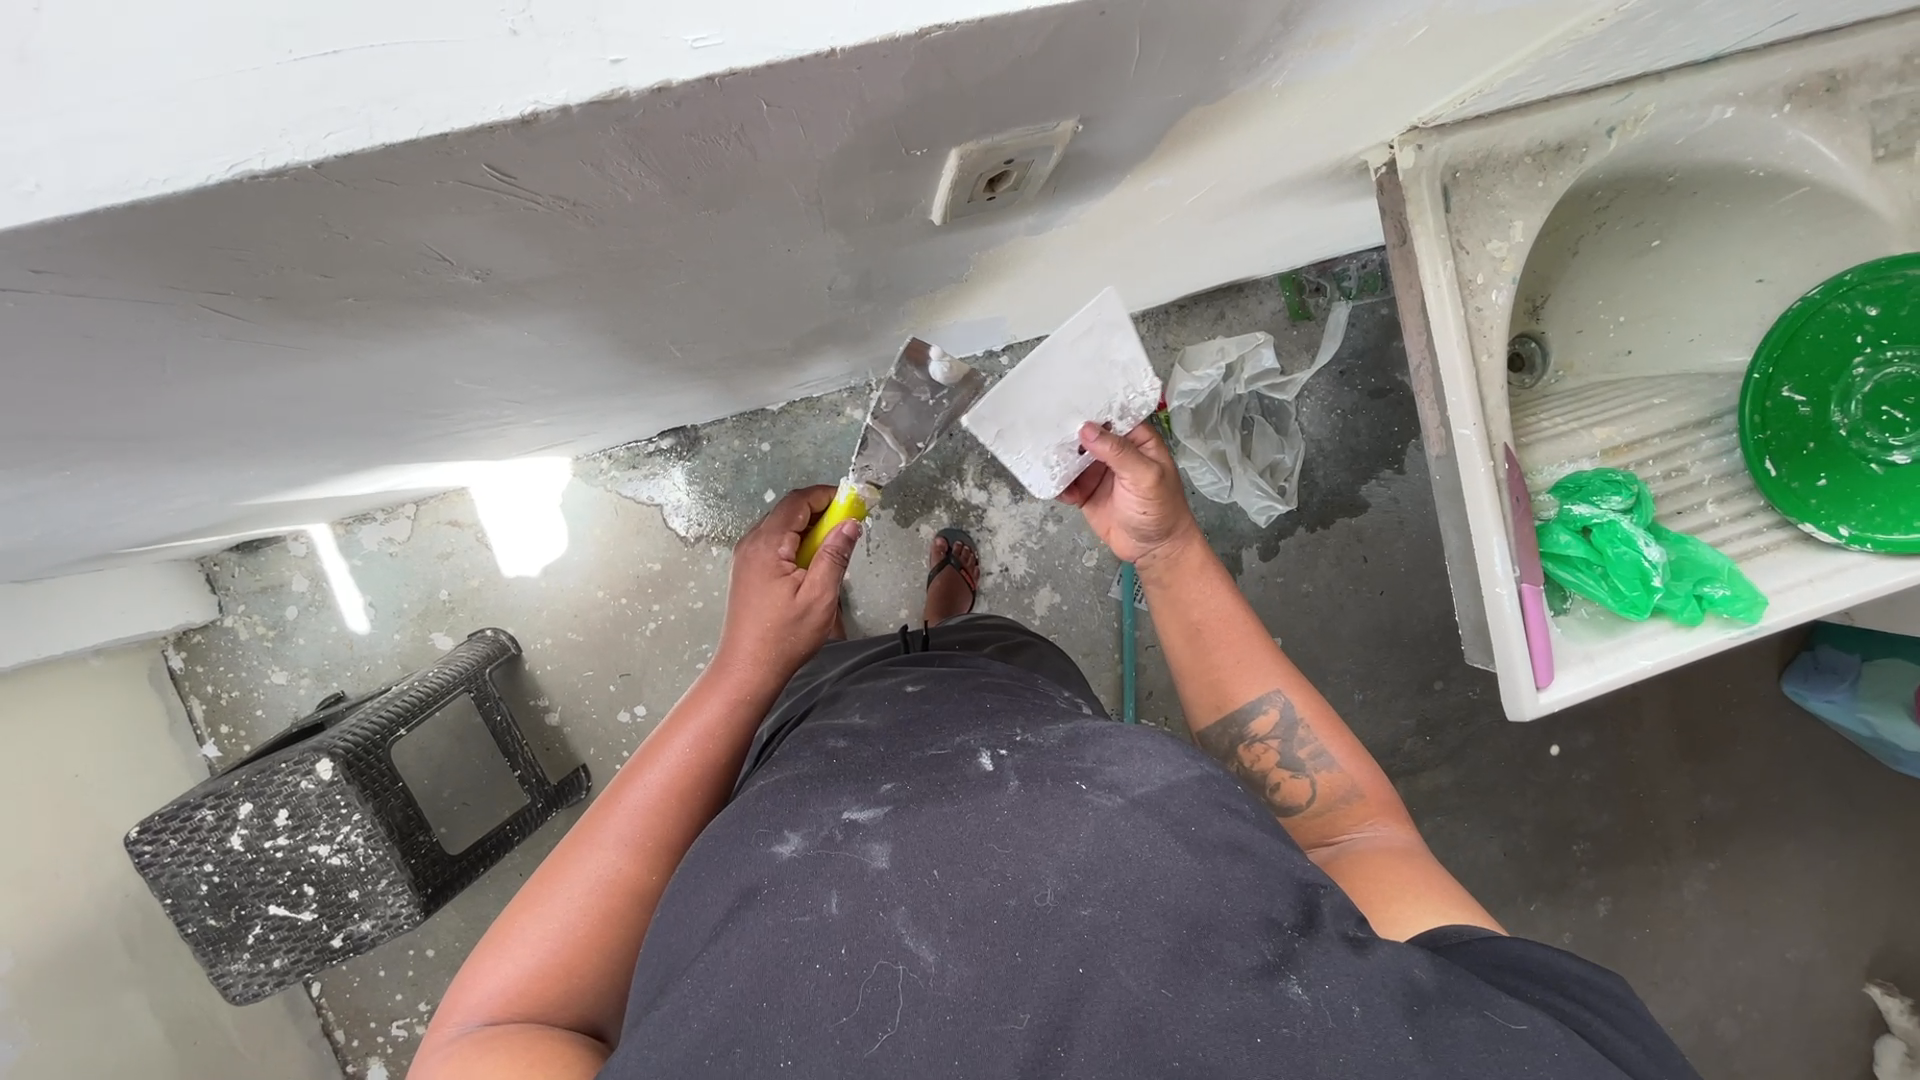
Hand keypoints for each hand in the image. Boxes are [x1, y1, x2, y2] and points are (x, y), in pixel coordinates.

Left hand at [715, 486, 860, 680]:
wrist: (748, 668)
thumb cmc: (784, 636)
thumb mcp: (820, 595)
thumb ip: (835, 555)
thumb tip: (850, 524)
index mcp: (767, 544)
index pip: (798, 501)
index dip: (827, 496)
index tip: (853, 503)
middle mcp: (751, 543)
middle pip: (789, 510)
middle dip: (821, 512)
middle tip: (848, 527)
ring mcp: (746, 557)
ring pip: (782, 526)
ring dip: (810, 529)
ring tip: (834, 548)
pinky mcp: (748, 570)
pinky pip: (775, 543)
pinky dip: (797, 544)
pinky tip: (812, 565)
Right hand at [1058, 421, 1201, 567]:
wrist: (1154, 548)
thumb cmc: (1162, 509)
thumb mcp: (1145, 476)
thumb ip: (1118, 452)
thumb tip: (1088, 430)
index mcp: (1135, 440)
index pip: (1112, 416)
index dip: (1092, 409)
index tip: (1068, 402)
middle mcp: (1114, 452)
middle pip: (1086, 435)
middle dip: (1068, 434)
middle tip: (1047, 431)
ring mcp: (1098, 472)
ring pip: (1072, 459)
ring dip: (1059, 460)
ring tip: (1046, 460)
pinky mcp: (1086, 492)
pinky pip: (1067, 484)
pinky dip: (1059, 485)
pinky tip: (1059, 489)